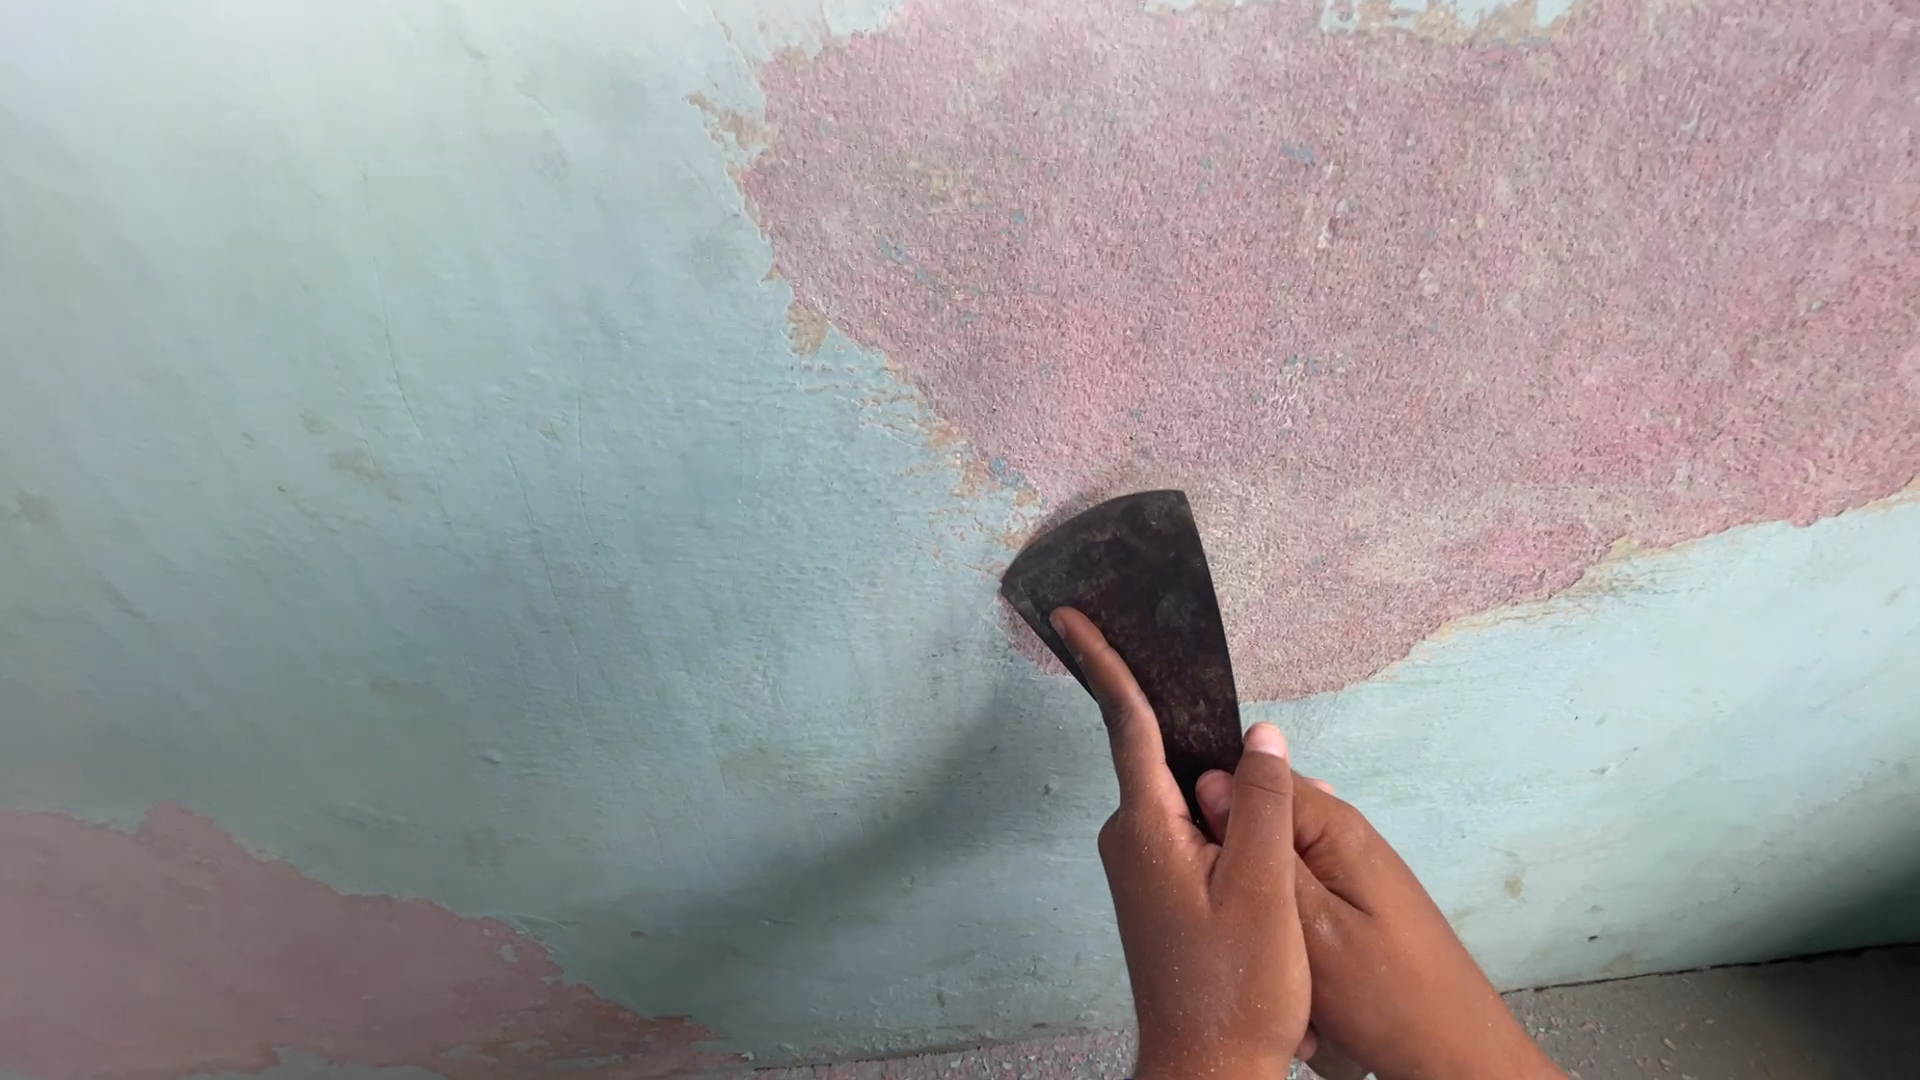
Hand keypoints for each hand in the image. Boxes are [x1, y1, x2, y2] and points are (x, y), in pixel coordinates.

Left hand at [1052, 607, 1310, 1078]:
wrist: (1203, 1070)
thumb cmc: (1235, 989)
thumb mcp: (1264, 890)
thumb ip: (1262, 804)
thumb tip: (1258, 733)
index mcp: (1145, 824)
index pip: (1124, 721)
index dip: (1101, 661)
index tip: (1068, 616)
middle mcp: (1128, 834)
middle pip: (1157, 755)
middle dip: (1191, 731)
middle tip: (1241, 732)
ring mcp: (1136, 860)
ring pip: (1177, 796)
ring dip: (1216, 787)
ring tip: (1262, 807)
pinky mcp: (1151, 883)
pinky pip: (1180, 825)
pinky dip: (1213, 816)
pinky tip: (1248, 835)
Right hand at [1195, 770, 1564, 1079]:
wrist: (1458, 1058)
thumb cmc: (1381, 995)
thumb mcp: (1308, 925)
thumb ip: (1261, 850)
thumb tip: (1212, 779)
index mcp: (1331, 823)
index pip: (1253, 772)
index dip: (1211, 798)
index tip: (1184, 841)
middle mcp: (1340, 827)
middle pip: (1261, 806)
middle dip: (1229, 835)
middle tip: (1206, 886)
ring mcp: (1348, 858)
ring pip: (1273, 840)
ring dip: (1250, 868)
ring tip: (1232, 911)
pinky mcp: (1350, 888)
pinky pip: (1294, 869)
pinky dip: (1274, 892)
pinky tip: (1265, 929)